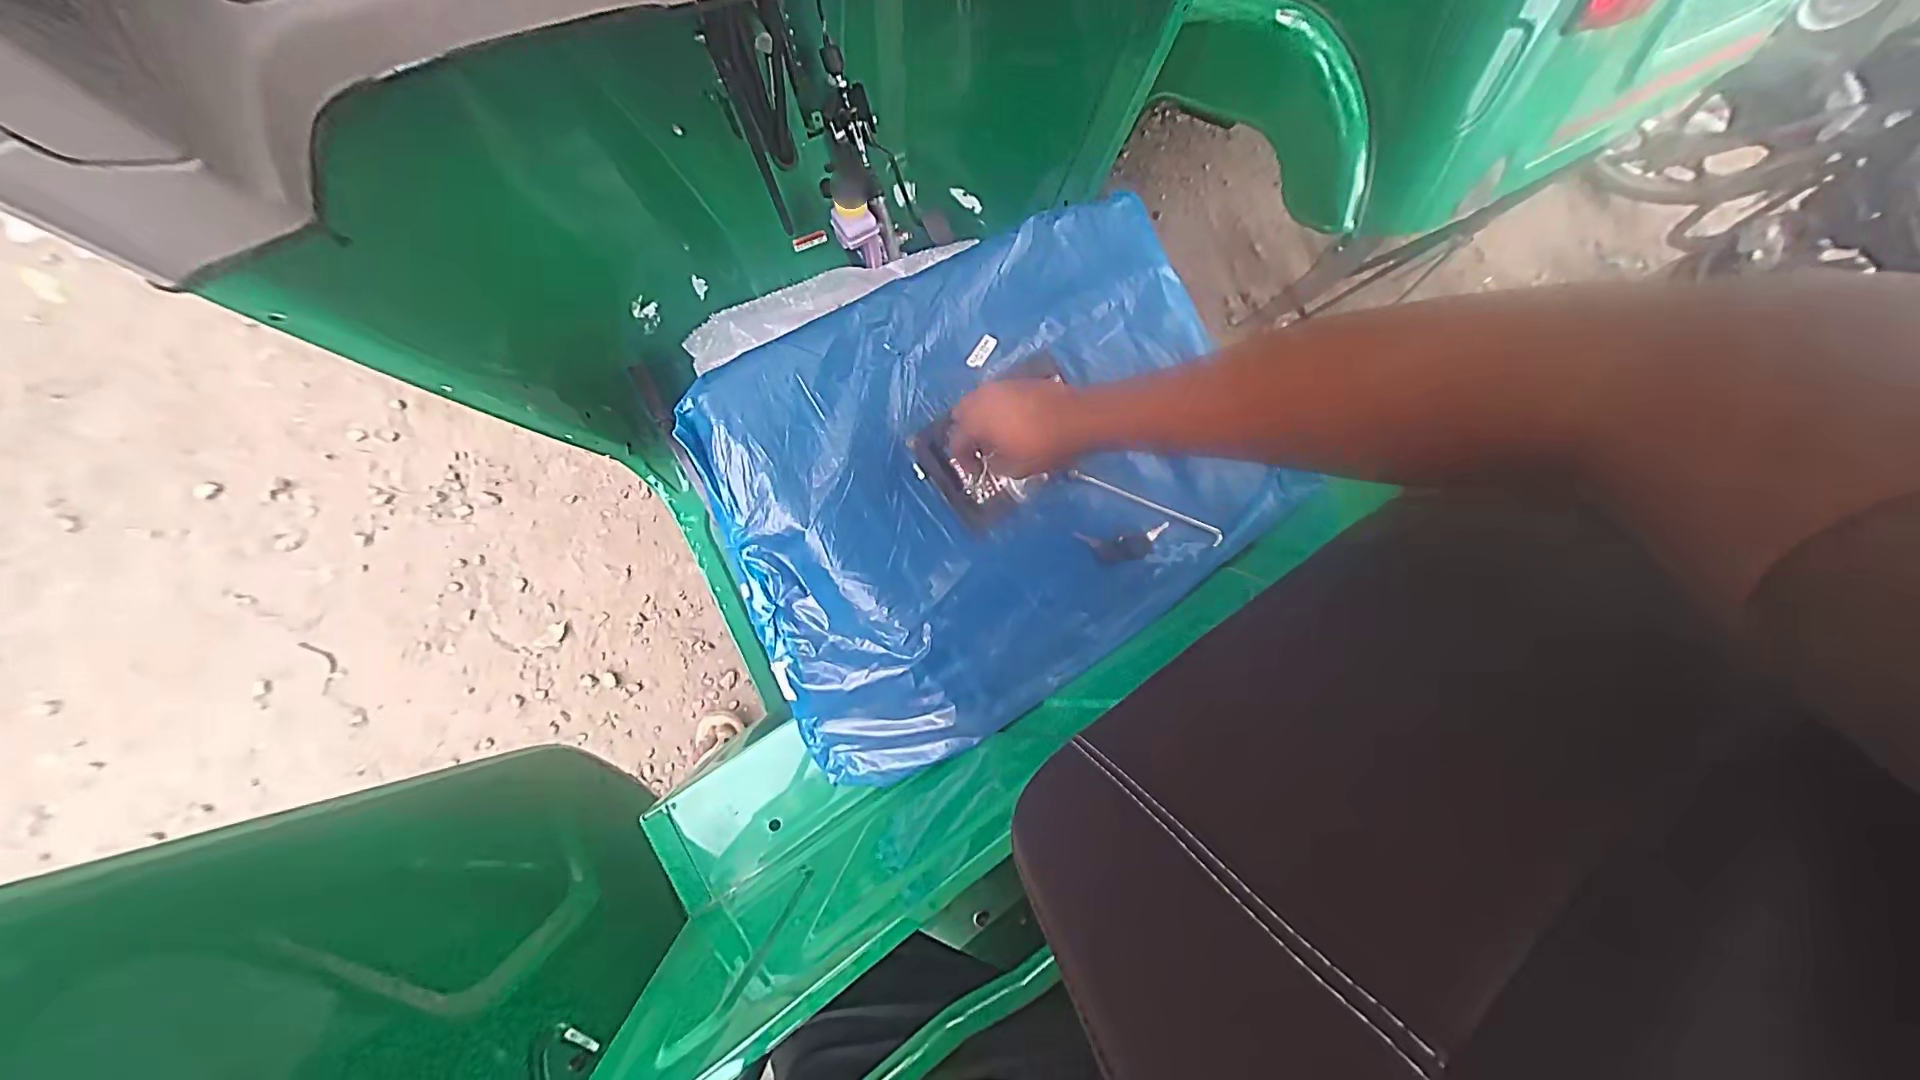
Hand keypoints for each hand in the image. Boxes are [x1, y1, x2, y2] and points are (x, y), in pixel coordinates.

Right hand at [948, 377, 1087, 477]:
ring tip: (995, 435)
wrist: (1077, 416)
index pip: (956, 442)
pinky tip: (1011, 421)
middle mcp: (980, 398)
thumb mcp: (1017, 468)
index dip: (963, 460)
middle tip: (980, 449)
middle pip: (960, 414)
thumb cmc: (1043, 445)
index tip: (976, 471)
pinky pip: (996, 395)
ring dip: (980, 418)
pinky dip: (996, 408)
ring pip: (978, 401)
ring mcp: (999, 386)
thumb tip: (993, 460)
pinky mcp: (1017, 380)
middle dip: (966, 432)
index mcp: (974, 421)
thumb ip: (996, 465)